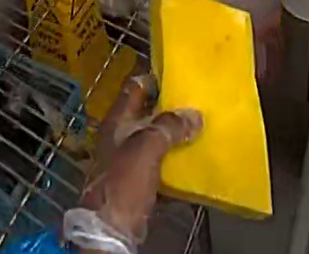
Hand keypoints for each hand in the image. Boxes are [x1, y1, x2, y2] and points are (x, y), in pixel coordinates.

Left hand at [77, 74, 201, 246]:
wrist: (108, 236)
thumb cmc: (123, 183)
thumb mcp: (147, 146)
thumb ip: (170, 126)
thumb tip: (195, 115)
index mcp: (116, 122)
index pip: (134, 87)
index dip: (154, 77)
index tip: (179, 73)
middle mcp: (120, 137)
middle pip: (147, 113)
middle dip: (170, 107)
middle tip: (196, 99)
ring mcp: (127, 161)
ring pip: (155, 138)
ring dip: (175, 134)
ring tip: (199, 126)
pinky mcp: (137, 184)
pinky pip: (160, 164)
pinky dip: (174, 160)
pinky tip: (193, 158)